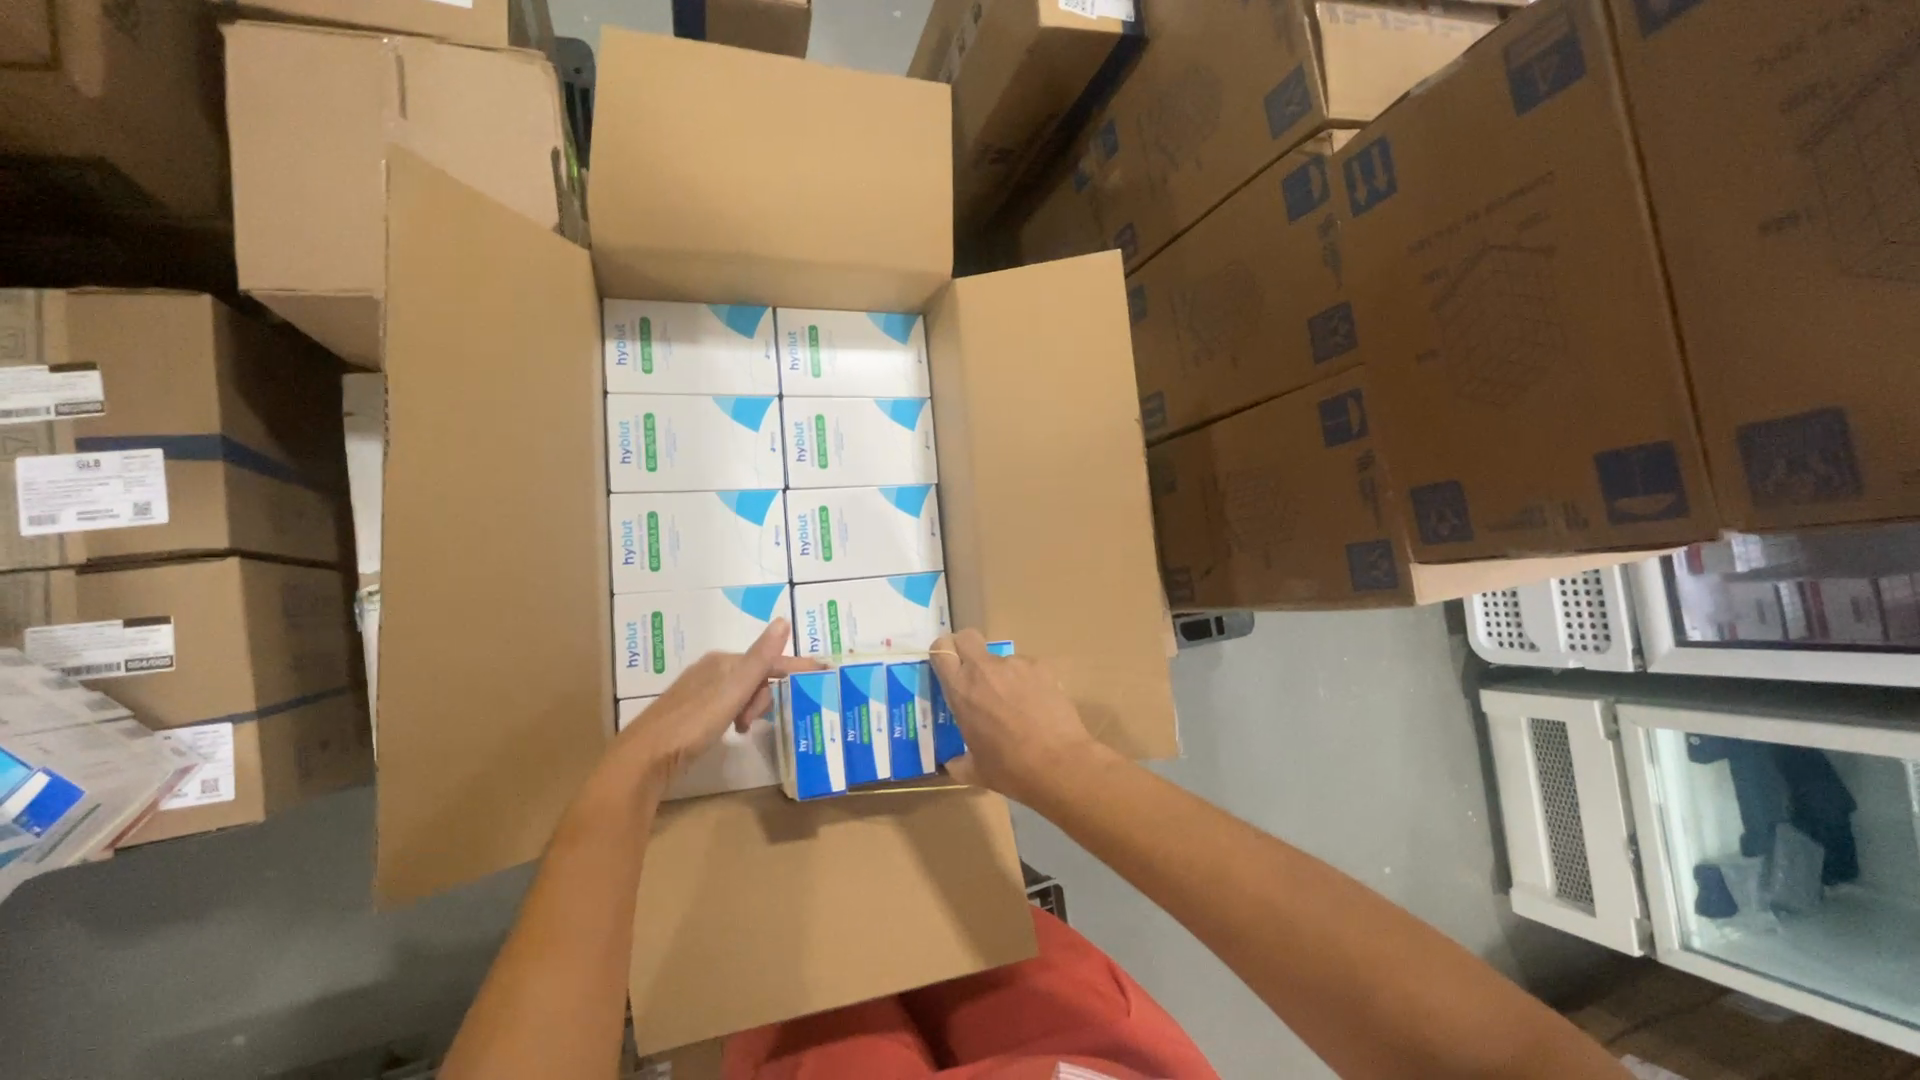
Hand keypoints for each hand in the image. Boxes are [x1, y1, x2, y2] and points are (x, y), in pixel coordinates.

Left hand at [611, 617, 817, 789]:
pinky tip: (733, 732)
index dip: (796, 667)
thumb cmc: (693, 723)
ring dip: (752, 708)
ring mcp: (699, 691)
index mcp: (723, 662)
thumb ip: (760, 658)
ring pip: (742, 692)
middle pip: (756, 676)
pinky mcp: (691, 712)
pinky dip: (738, 715)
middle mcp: (711, 670)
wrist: (645, 757)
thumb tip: (783, 621)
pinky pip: (728, 704)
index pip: (768, 659)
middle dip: (765, 696)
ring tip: (745, 729)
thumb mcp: (733, 691)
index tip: (824, 670)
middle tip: (756, 721)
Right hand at [928, 629, 1101, 803]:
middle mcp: (985, 669)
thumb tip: (952, 762)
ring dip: (1002, 675)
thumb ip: (957, 762)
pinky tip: (1037, 706)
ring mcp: (1016, 664)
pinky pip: (1027, 669)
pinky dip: (1027, 682)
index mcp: (961, 689)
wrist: (1059, 764)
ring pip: (1001, 658)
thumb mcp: (975, 770)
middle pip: (967, 637)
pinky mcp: (1042, 668)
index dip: (942, 653)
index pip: (941, 649)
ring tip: (1016, 704)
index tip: (947, 667)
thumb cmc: (1010, 769)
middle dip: (966, 649)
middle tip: (973, 675)